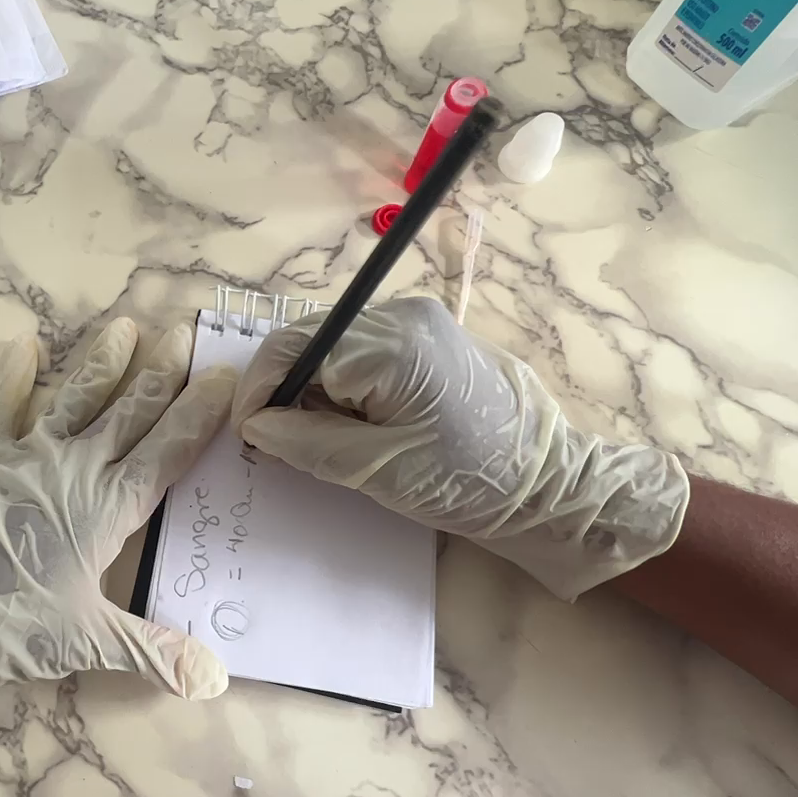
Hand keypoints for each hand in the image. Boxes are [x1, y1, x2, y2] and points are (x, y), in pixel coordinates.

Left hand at [0, 319, 238, 788]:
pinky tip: (26, 345)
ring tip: (124, 326)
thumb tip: (217, 681)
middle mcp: (75, 469)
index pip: (167, 450)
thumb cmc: (13, 627)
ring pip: (76, 399)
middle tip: (183, 330)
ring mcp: (28, 457)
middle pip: (129, 411)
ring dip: (103, 362)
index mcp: (109, 507)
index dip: (198, 413)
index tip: (223, 376)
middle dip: (161, 371)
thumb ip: (156, 653)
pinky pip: (3, 409)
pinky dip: (14, 378)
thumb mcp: (90, 642)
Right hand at [230, 296, 687, 599]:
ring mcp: (415, 317)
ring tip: (313, 430)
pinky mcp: (423, 330)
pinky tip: (347, 414)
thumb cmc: (467, 482)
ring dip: (308, 383)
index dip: (259, 388)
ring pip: (327, 340)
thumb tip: (255, 425)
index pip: (293, 348)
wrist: (549, 482)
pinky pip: (355, 345)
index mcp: (392, 346)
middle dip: (281, 385)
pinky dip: (336, 378)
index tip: (248, 431)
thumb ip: (305, 441)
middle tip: (275, 435)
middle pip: (307, 336)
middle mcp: (401, 314)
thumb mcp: (375, 470)